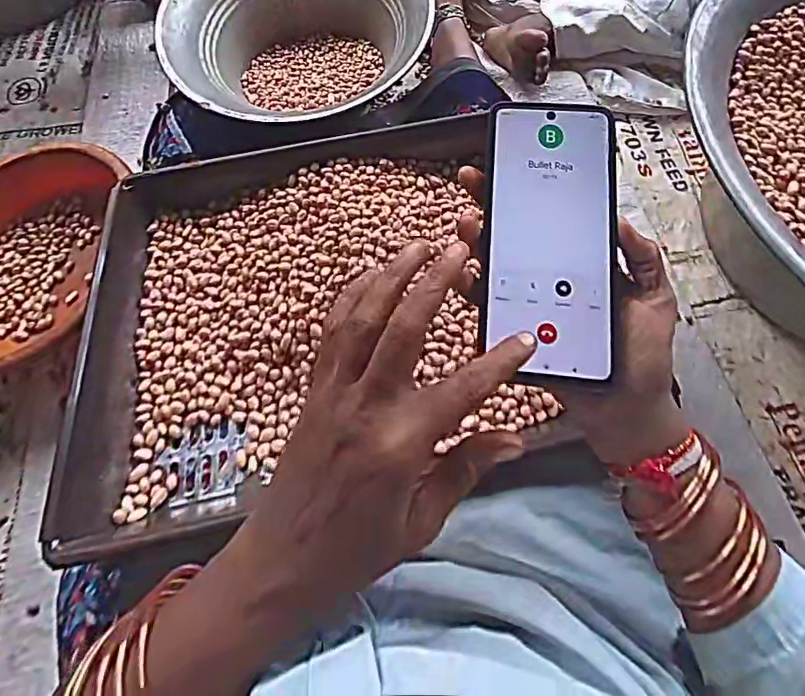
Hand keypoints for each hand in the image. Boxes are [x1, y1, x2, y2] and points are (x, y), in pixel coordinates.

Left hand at [231, 241, 536, 613]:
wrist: (280, 559)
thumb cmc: (355, 550)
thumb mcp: (420, 523)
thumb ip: (464, 469)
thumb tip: (512, 438)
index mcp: (400, 445)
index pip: (461, 392)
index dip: (498, 363)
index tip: (524, 339)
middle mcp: (365, 407)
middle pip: (402, 330)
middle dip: (431, 284)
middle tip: (457, 251)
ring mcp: (333, 391)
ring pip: (361, 318)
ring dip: (389, 276)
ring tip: (416, 246)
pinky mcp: (313, 388)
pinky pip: (331, 332)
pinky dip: (351, 297)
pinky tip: (370, 277)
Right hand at [454, 168, 690, 466]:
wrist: (628, 410)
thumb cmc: (642, 356)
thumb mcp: (656, 299)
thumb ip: (645, 260)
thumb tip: (623, 222)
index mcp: (578, 264)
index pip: (548, 220)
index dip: (529, 192)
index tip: (513, 166)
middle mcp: (547, 278)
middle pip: (511, 233)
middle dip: (489, 203)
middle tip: (475, 182)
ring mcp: (528, 302)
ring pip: (492, 263)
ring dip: (475, 239)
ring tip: (471, 222)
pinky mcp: (514, 330)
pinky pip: (486, 305)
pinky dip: (469, 287)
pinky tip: (464, 272)